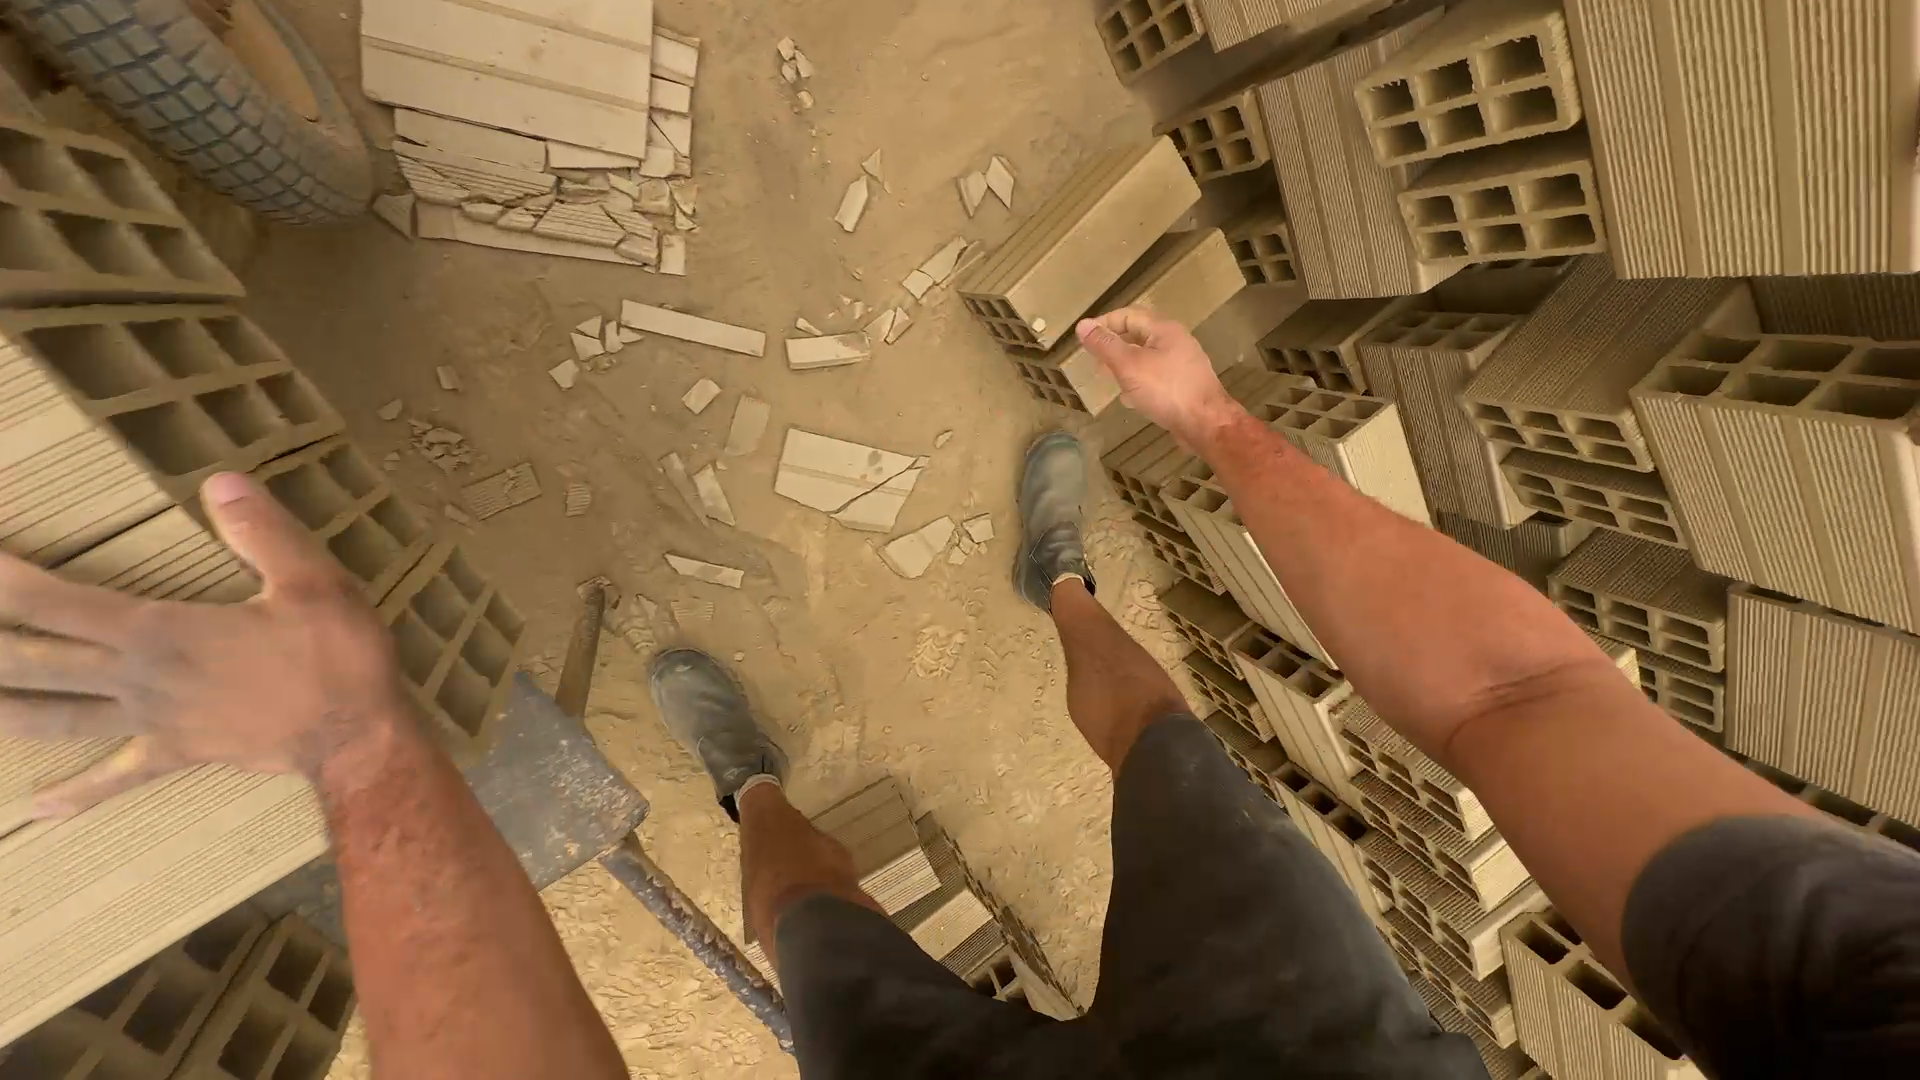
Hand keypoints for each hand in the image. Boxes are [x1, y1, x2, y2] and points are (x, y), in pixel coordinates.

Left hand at [0, 472, 421, 820]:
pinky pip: (117, 777)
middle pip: (21, 661)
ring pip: (44, 718)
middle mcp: (135, 677)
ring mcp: (152, 722)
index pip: (46, 600)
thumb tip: (221, 480)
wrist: (357, 733)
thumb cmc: (339, 655)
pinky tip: (35, 808)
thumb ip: (266, 535)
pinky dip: (74, 794)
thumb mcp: (318, 584)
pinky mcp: (180, 753)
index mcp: (160, 632)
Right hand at [1076, 307, 1243, 445]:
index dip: (1104, 323)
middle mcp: (1176, 342)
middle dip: (1114, 346)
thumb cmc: (1166, 390)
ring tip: (1109, 378)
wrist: (1205, 423)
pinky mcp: (1183, 385)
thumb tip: (1082, 326)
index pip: (1128, 315)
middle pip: (1138, 335)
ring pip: (1146, 358)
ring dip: (1125, 366)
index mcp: (1164, 330)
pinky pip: (1155, 377)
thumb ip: (1105, 345)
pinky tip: (1131, 399)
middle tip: (1095, 359)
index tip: (1084, 339)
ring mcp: (1182, 364)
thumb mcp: (1129, 365)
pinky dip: (1139, 383)